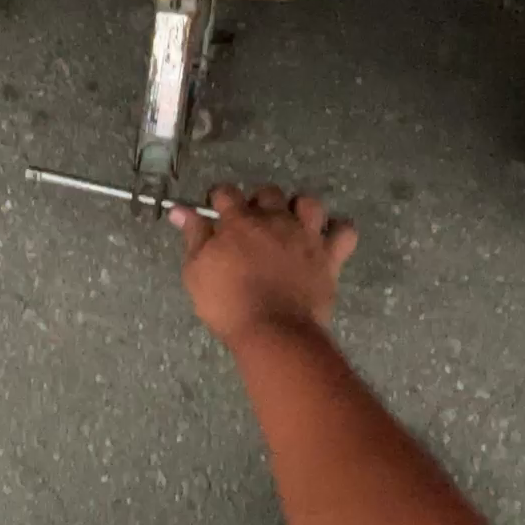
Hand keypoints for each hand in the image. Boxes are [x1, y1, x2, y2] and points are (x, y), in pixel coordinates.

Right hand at [171, 183, 358, 348]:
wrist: (274, 332)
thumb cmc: (228, 304)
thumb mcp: (197, 271)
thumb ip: (193, 236)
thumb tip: (179, 210)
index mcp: (239, 221)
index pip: (226, 192)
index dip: (219, 197)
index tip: (215, 209)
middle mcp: (274, 219)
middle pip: (269, 193)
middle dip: (259, 201)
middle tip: (253, 223)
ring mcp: (305, 236)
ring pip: (309, 203)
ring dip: (299, 208)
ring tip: (291, 224)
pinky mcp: (329, 256)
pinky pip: (345, 232)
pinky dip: (338, 232)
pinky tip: (327, 240)